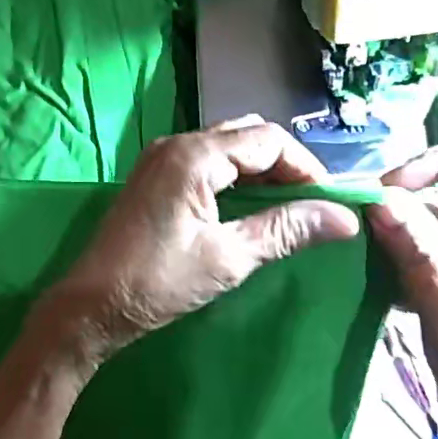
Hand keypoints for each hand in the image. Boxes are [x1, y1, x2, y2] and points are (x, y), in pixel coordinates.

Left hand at [34, 116, 360, 367]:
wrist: (92, 303)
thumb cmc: (159, 281)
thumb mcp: (229, 258)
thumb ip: (286, 229)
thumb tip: (345, 217)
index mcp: (194, 156)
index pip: (267, 139)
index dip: (306, 166)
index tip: (330, 202)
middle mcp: (175, 145)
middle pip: (246, 136)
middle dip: (285, 165)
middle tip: (311, 205)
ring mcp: (159, 159)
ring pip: (225, 147)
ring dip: (259, 171)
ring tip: (287, 209)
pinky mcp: (152, 177)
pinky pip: (204, 162)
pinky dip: (233, 177)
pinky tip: (248, 207)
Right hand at [365, 149, 437, 438]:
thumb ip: (424, 262)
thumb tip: (380, 199)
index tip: (389, 186)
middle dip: (395, 212)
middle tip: (345, 229)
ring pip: (423, 238)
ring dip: (385, 244)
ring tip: (344, 257)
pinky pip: (416, 268)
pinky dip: (387, 271)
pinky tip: (360, 284)